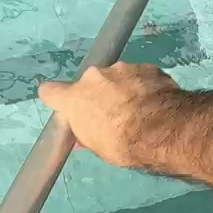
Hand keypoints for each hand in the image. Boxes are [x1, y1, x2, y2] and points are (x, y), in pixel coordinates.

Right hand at [38, 62, 178, 168]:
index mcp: (75, 97)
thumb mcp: (97, 146)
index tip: (65, 106)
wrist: (161, 128)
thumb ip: (86, 133)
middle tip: (113, 112)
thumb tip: (81, 136)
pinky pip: (141, 76)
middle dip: (99, 94)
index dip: (57, 98)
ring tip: (140, 107)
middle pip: (91, 83)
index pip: (51, 91)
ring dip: (124, 88)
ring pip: (118, 77)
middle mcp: (95, 76)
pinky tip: (156, 101)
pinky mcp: (148, 66)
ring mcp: (123, 68)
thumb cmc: (122, 143)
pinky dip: (145, 85)